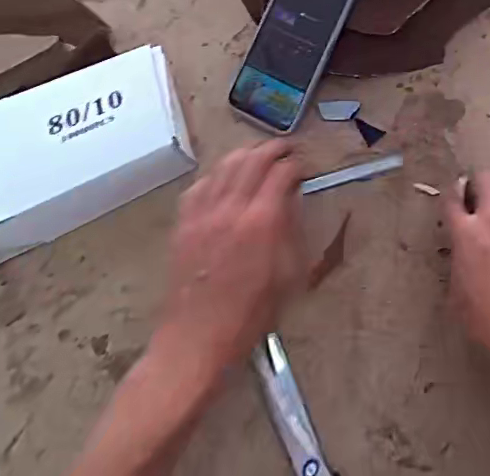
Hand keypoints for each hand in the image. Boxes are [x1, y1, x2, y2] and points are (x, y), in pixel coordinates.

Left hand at [152, 141, 307, 377]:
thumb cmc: (252, 310)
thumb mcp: (290, 269)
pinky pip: (199, 186)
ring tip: (260, 158)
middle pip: (253, 159)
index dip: (299, 164)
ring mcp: (202, 217)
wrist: (196, 340)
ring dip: (246, 155)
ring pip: (224, 166)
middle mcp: (231, 210)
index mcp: (262, 221)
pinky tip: (226, 181)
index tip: (307, 170)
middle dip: (275, 149)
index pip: (283, 171)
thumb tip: (293, 200)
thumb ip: (292, 227)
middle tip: (289, 151)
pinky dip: (217, 175)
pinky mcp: (183, 227)